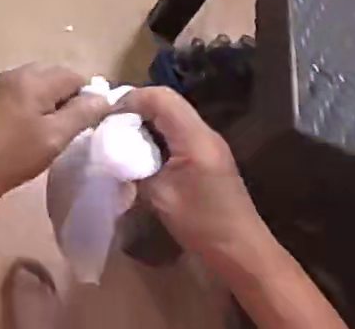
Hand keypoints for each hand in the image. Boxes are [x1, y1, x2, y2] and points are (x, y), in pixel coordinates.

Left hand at [0, 64, 109, 201]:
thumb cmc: (18, 154)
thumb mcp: (56, 137)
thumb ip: (82, 114)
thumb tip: (104, 98)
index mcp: (34, 79)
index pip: (73, 75)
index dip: (85, 96)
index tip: (86, 122)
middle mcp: (18, 71)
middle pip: (55, 73)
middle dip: (68, 94)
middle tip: (69, 126)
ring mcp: (3, 79)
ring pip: (39, 79)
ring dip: (51, 96)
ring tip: (51, 127)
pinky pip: (24, 85)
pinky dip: (34, 98)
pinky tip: (32, 123)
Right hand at [117, 87, 265, 256]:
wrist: (246, 256)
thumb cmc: (203, 226)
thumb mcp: (159, 196)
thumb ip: (133, 166)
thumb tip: (110, 150)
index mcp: (194, 137)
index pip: (158, 97)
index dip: (130, 100)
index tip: (108, 118)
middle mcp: (205, 132)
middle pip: (166, 98)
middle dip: (136, 104)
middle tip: (113, 121)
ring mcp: (209, 141)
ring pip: (172, 110)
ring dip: (147, 115)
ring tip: (124, 132)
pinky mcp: (209, 152)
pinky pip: (178, 126)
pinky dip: (158, 128)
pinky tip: (145, 148)